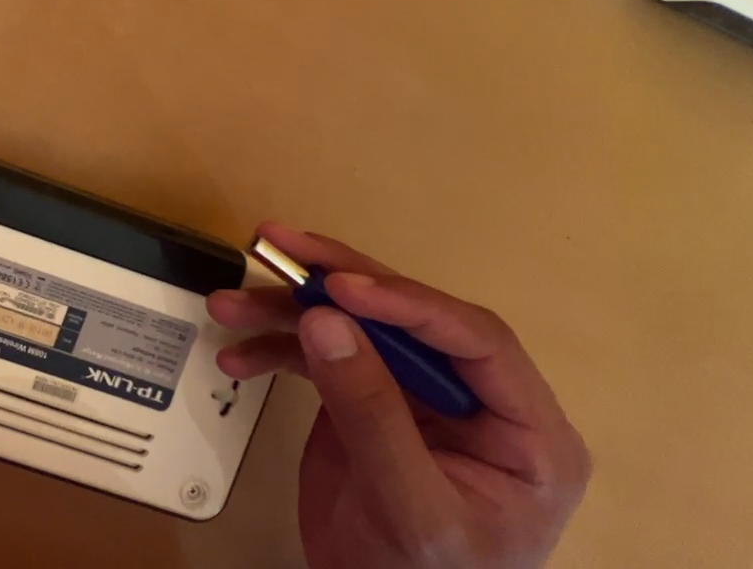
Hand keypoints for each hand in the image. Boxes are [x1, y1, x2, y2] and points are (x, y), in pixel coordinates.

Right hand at [208, 223, 589, 568]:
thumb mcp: (408, 505)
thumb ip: (372, 414)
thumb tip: (324, 320)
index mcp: (524, 430)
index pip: (474, 339)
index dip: (407, 302)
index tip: (339, 285)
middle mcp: (470, 398)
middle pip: (401, 316)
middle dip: (331, 283)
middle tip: (275, 246)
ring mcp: (412, 394)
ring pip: (350, 326)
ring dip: (284, 311)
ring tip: (228, 305)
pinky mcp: (362, 397)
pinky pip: (316, 355)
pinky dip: (272, 349)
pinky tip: (237, 358)